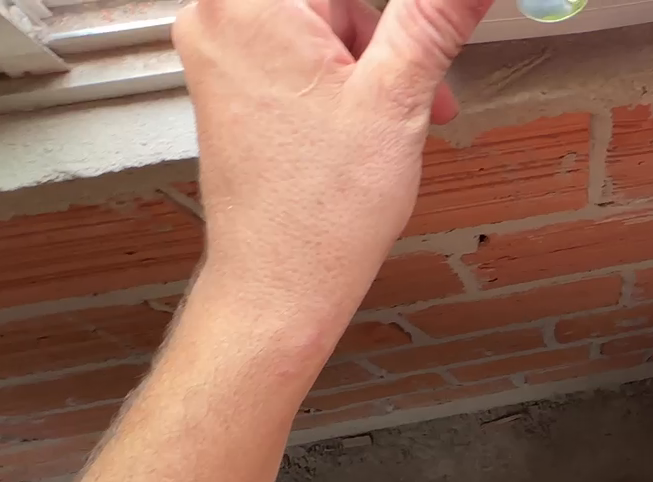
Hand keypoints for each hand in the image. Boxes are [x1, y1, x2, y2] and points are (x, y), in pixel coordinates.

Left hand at [174, 0, 494, 343]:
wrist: (284, 284)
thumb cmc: (324, 210)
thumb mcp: (397, 102)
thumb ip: (433, 22)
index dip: (398, 14)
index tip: (420, 31)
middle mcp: (218, 12)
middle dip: (386, 41)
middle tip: (427, 90)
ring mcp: (219, 53)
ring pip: (316, 28)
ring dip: (369, 67)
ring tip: (396, 126)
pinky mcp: (230, 90)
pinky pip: (295, 60)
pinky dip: (338, 85)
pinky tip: (365, 130)